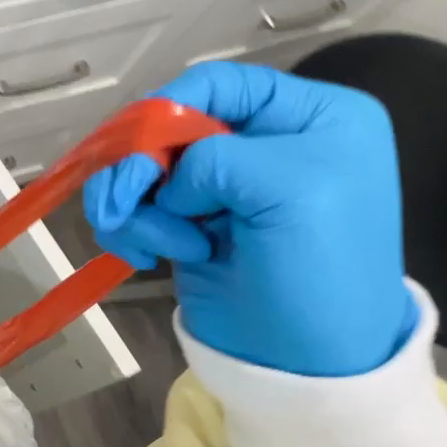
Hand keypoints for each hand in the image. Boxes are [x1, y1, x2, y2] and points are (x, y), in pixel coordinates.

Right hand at [84, 61, 415, 376]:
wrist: (305, 363)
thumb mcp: (291, 190)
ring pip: (142, 169)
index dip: (171, 106)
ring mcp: (219, 188)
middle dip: (139, 166)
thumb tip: (163, 176)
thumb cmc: (320, 269)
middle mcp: (260, 145)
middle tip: (126, 204)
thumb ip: (219, 157)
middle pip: (168, 126)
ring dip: (132, 205)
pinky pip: (135, 207)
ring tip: (145, 246)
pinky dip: (131, 229)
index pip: (220, 83)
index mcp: (308, 117)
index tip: (139, 148)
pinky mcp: (186, 224)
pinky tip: (148, 257)